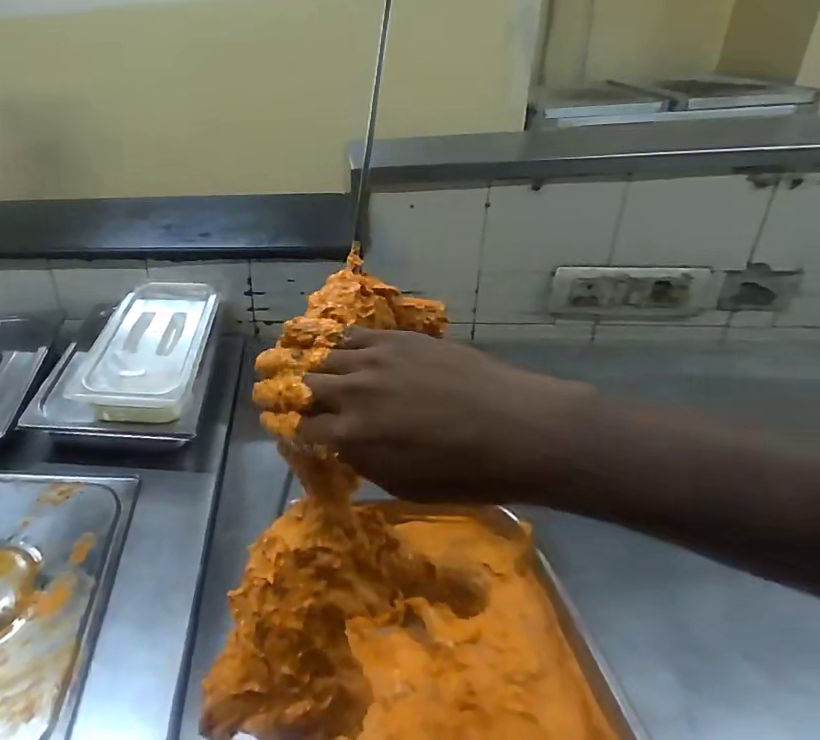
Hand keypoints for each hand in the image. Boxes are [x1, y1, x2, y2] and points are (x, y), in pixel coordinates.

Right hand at [295, 328, 594, 502]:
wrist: (524, 431)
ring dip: (319, 369)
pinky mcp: (394, 338)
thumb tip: (339, 444)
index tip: (298, 431)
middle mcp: (352, 392)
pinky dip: (343, 346)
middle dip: (298, 395)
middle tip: (303, 400)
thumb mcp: (404, 484)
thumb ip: (361, 461)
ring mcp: (372, 359)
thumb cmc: (468, 473)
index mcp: (352, 435)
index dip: (296, 430)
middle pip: (304, 386)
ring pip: (323, 356)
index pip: (302, 428)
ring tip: (323, 373)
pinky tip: (349, 354)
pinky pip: (352, 335)